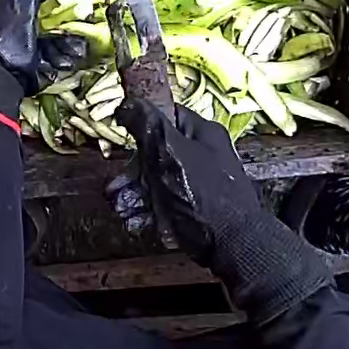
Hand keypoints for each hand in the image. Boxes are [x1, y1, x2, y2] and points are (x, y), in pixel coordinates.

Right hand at [110, 100, 333, 322]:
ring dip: (134, 193)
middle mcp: (203, 152)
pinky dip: (148, 210)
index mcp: (202, 132)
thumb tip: (127, 102)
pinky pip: (166, 201)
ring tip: (121, 208)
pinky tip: (135, 220)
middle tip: (114, 189)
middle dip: (131, 172)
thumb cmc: (202, 195)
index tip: (123, 143)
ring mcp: (201, 181)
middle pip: (157, 151)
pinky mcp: (197, 206)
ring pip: (158, 179)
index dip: (142, 126)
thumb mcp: (169, 153)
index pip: (166, 115)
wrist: (234, 247)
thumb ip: (147, 125)